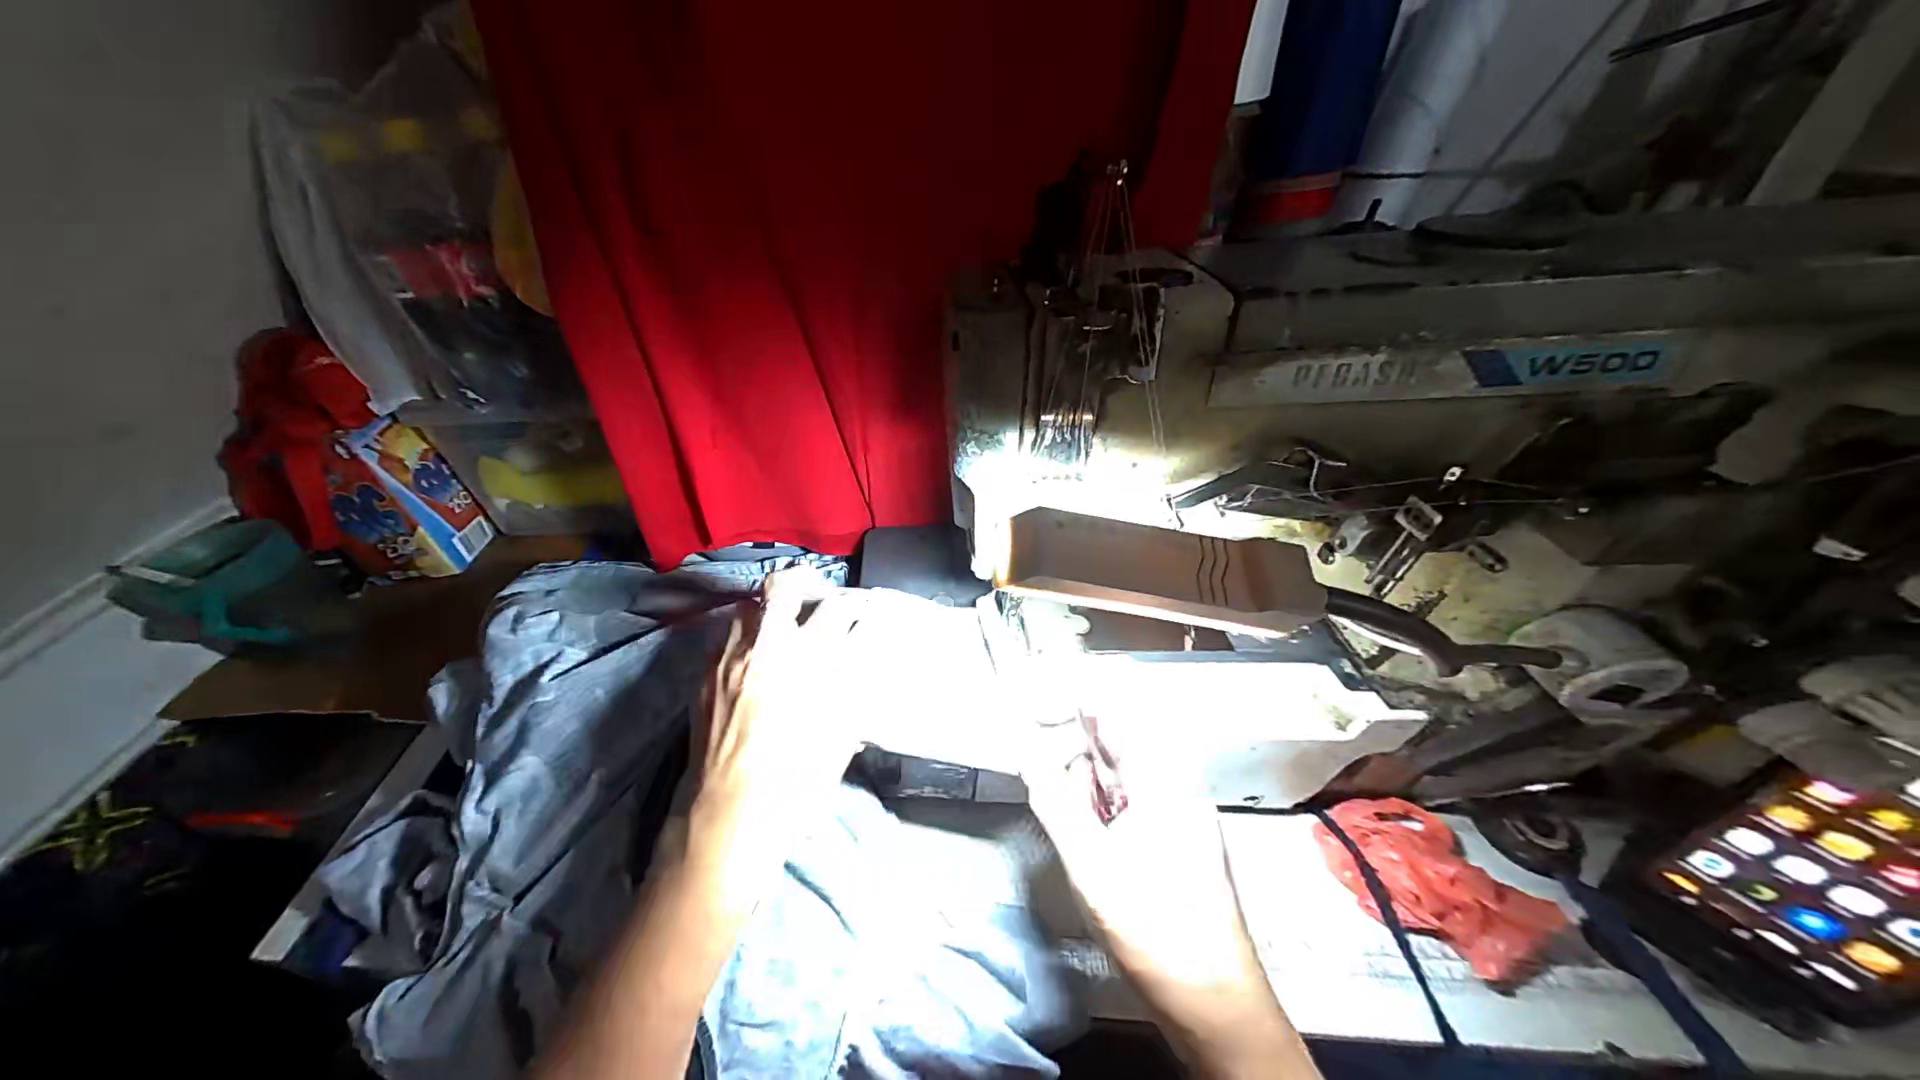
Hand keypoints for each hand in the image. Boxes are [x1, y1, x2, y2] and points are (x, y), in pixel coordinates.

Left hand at [689, 567, 866, 905]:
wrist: (729, 813)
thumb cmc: (796, 779)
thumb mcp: (839, 731)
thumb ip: (848, 684)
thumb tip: (851, 654)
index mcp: (804, 661)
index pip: (834, 610)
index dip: (851, 606)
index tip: (856, 611)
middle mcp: (762, 648)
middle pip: (782, 587)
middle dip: (804, 582)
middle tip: (815, 595)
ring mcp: (727, 659)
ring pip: (749, 608)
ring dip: (771, 608)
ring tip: (784, 626)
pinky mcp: (704, 676)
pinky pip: (727, 637)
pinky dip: (746, 635)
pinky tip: (756, 657)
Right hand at [1023, 709, 1316, 1079]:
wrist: (1212, 999)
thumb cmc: (1154, 928)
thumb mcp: (1091, 862)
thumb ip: (1055, 801)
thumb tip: (1026, 752)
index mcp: (1163, 782)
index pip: (1119, 716)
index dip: (1080, 694)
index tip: (1043, 681)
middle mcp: (1174, 788)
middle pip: (1119, 741)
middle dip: (1074, 732)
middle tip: (1032, 725)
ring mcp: (1175, 814)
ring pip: (1121, 773)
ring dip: (1083, 767)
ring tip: (1046, 762)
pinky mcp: (1171, 839)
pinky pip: (1128, 801)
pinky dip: (1097, 796)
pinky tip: (1075, 803)